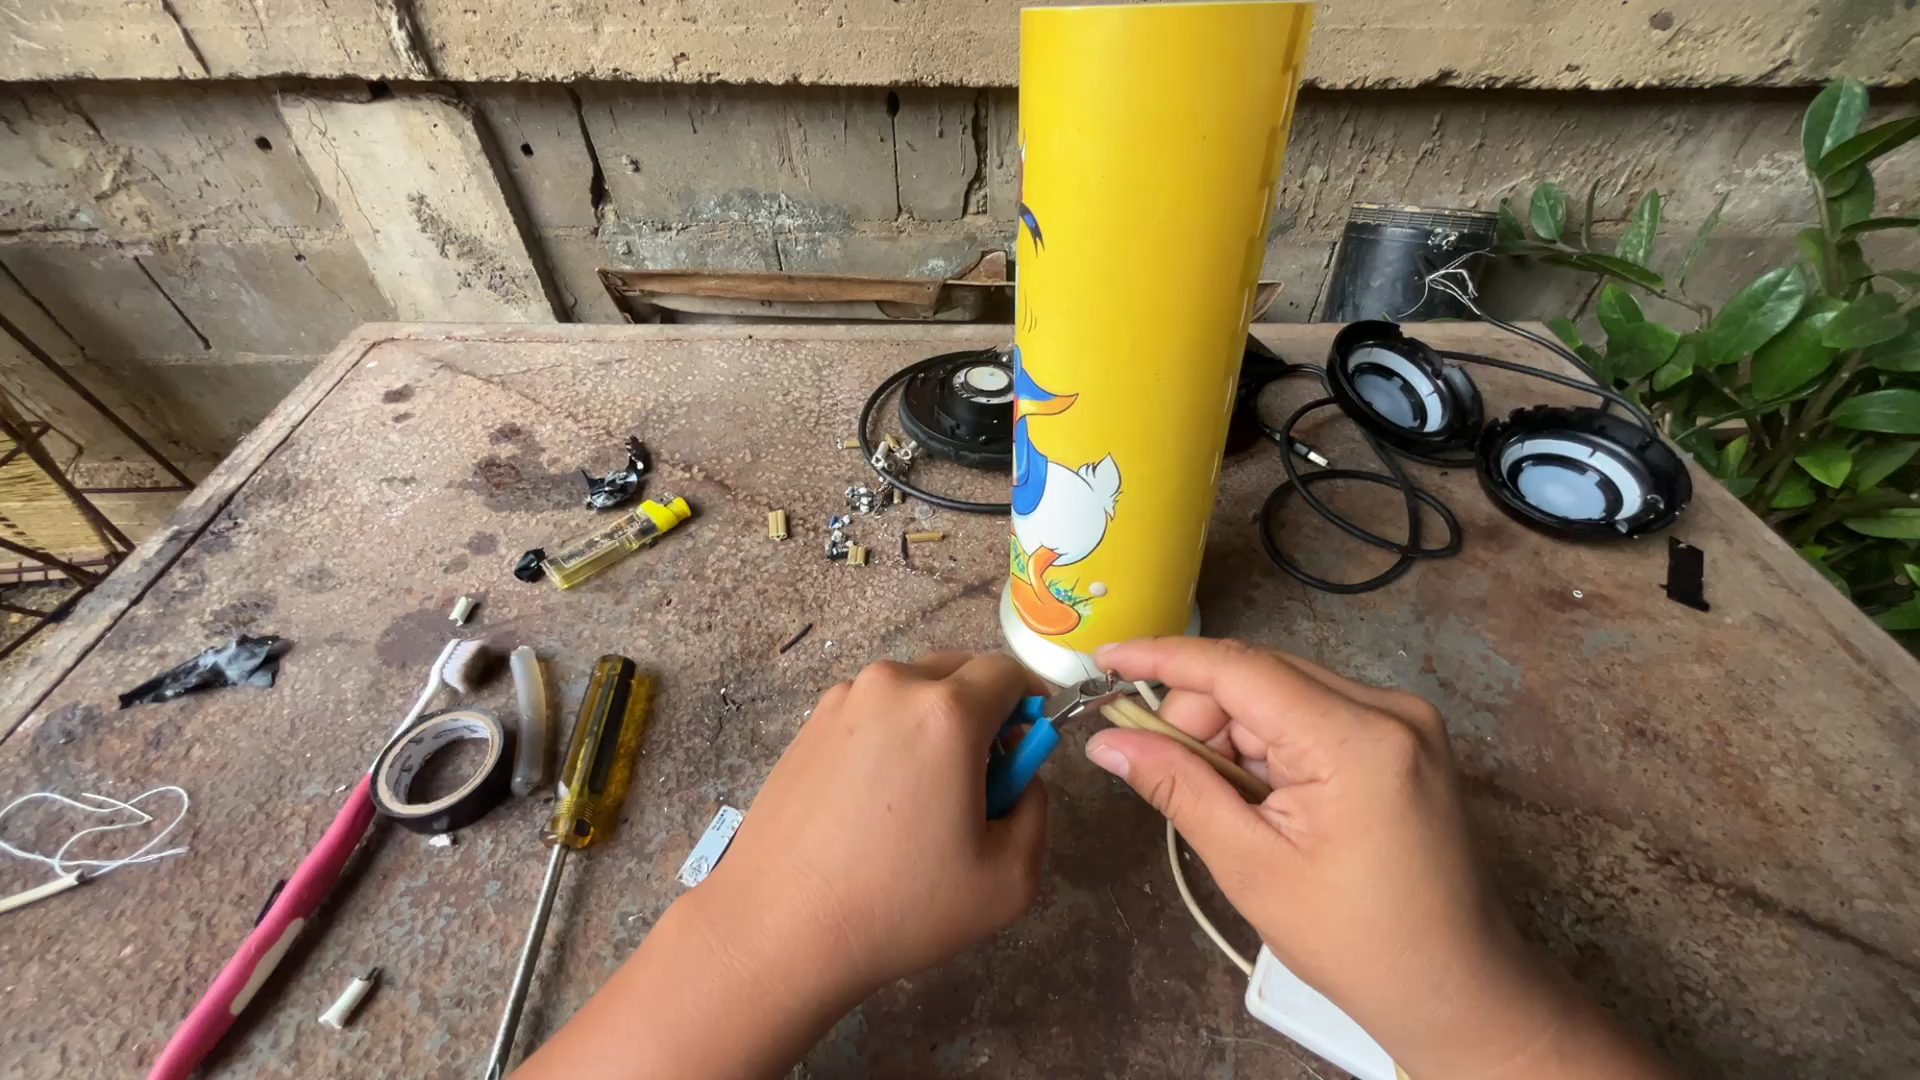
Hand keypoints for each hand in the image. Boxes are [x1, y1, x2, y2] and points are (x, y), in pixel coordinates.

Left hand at [516, 652, 1047, 1079]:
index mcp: (947, 711)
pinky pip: (874, 708)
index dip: (1031, 701)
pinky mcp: (812, 720)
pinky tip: (874, 795)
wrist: (779, 927)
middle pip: (961, 671)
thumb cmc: (901, 905)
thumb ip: (1036, 806)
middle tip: (980, 772)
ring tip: (921, 791)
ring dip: (935, 720)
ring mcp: (845, 697)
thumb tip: (1021, 773)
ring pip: (915, 689)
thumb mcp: (1009, 878)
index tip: (1028, 741)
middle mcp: (894, 685)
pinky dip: (892, 731)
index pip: (1008, 671)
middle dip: (985, 708)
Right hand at [1085, 637, 1675, 1079]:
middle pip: (1253, 676)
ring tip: (1234, 803)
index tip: (1105, 659)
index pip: (1238, 670)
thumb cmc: (1357, 944)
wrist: (1462, 992)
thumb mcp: (1250, 866)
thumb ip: (1176, 787)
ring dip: (1231, 732)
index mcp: (1356, 742)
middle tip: (1173, 775)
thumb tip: (1105, 742)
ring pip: (1273, 689)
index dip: (1163, 658)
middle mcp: (1386, 708)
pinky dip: (1264, 740)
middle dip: (1198, 717)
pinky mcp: (1398, 730)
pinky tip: (1265, 793)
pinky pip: (1302, 707)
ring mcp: (1399, 715)